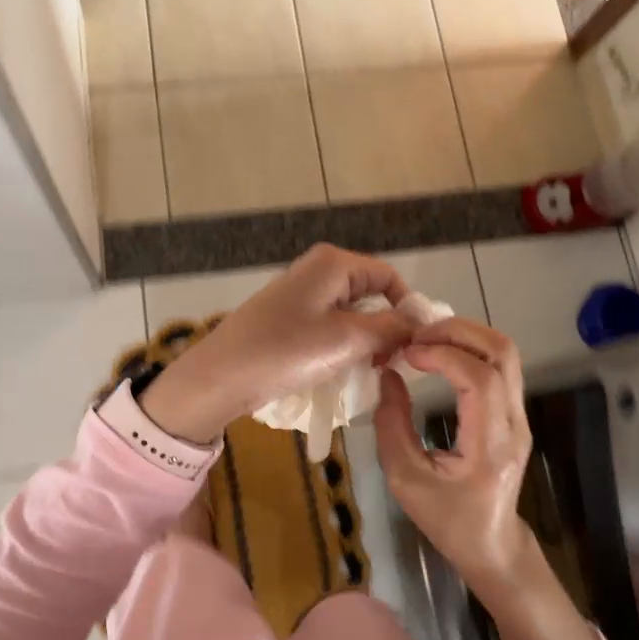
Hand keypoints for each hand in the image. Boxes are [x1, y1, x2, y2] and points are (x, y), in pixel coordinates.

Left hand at [139, 244, 421, 444]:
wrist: (221, 376)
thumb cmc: (286, 351)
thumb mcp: (348, 340)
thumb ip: (391, 328)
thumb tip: (418, 325)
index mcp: (334, 263)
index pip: (389, 277)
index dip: (408, 308)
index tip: (418, 346)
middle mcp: (318, 269)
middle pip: (371, 294)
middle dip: (387, 327)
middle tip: (393, 364)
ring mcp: (300, 293)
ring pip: (351, 314)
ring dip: (365, 341)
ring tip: (369, 372)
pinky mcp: (287, 317)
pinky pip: (329, 326)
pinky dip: (341, 346)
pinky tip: (342, 372)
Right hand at [372, 318, 535, 587]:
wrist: (491, 544)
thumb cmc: (447, 519)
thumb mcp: (405, 480)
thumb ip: (392, 427)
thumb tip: (388, 376)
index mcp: (491, 445)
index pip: (480, 379)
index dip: (443, 355)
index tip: (407, 354)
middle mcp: (514, 424)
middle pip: (502, 353)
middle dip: (458, 331)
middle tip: (417, 335)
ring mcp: (521, 416)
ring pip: (505, 353)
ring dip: (466, 335)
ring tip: (426, 339)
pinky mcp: (515, 413)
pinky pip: (500, 365)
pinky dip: (471, 347)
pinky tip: (441, 353)